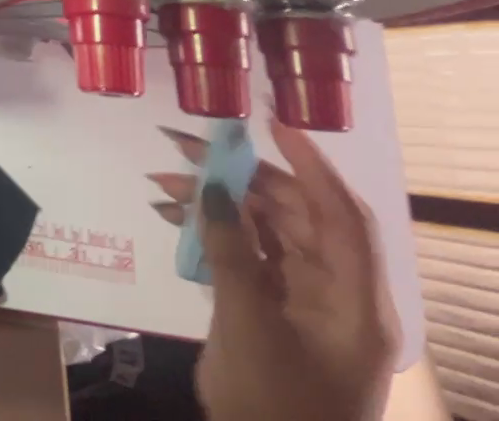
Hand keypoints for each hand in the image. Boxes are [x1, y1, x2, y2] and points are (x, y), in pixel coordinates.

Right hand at [151, 120, 398, 420]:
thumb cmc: (274, 401)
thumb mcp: (247, 326)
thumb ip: (230, 254)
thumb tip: (209, 188)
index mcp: (356, 302)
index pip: (341, 217)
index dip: (311, 166)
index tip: (272, 123)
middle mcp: (339, 294)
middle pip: (296, 217)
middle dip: (240, 177)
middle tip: (180, 145)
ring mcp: (307, 303)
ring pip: (266, 232)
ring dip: (216, 203)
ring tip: (159, 182)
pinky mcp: (276, 310)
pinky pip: (248, 255)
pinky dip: (213, 232)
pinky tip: (172, 217)